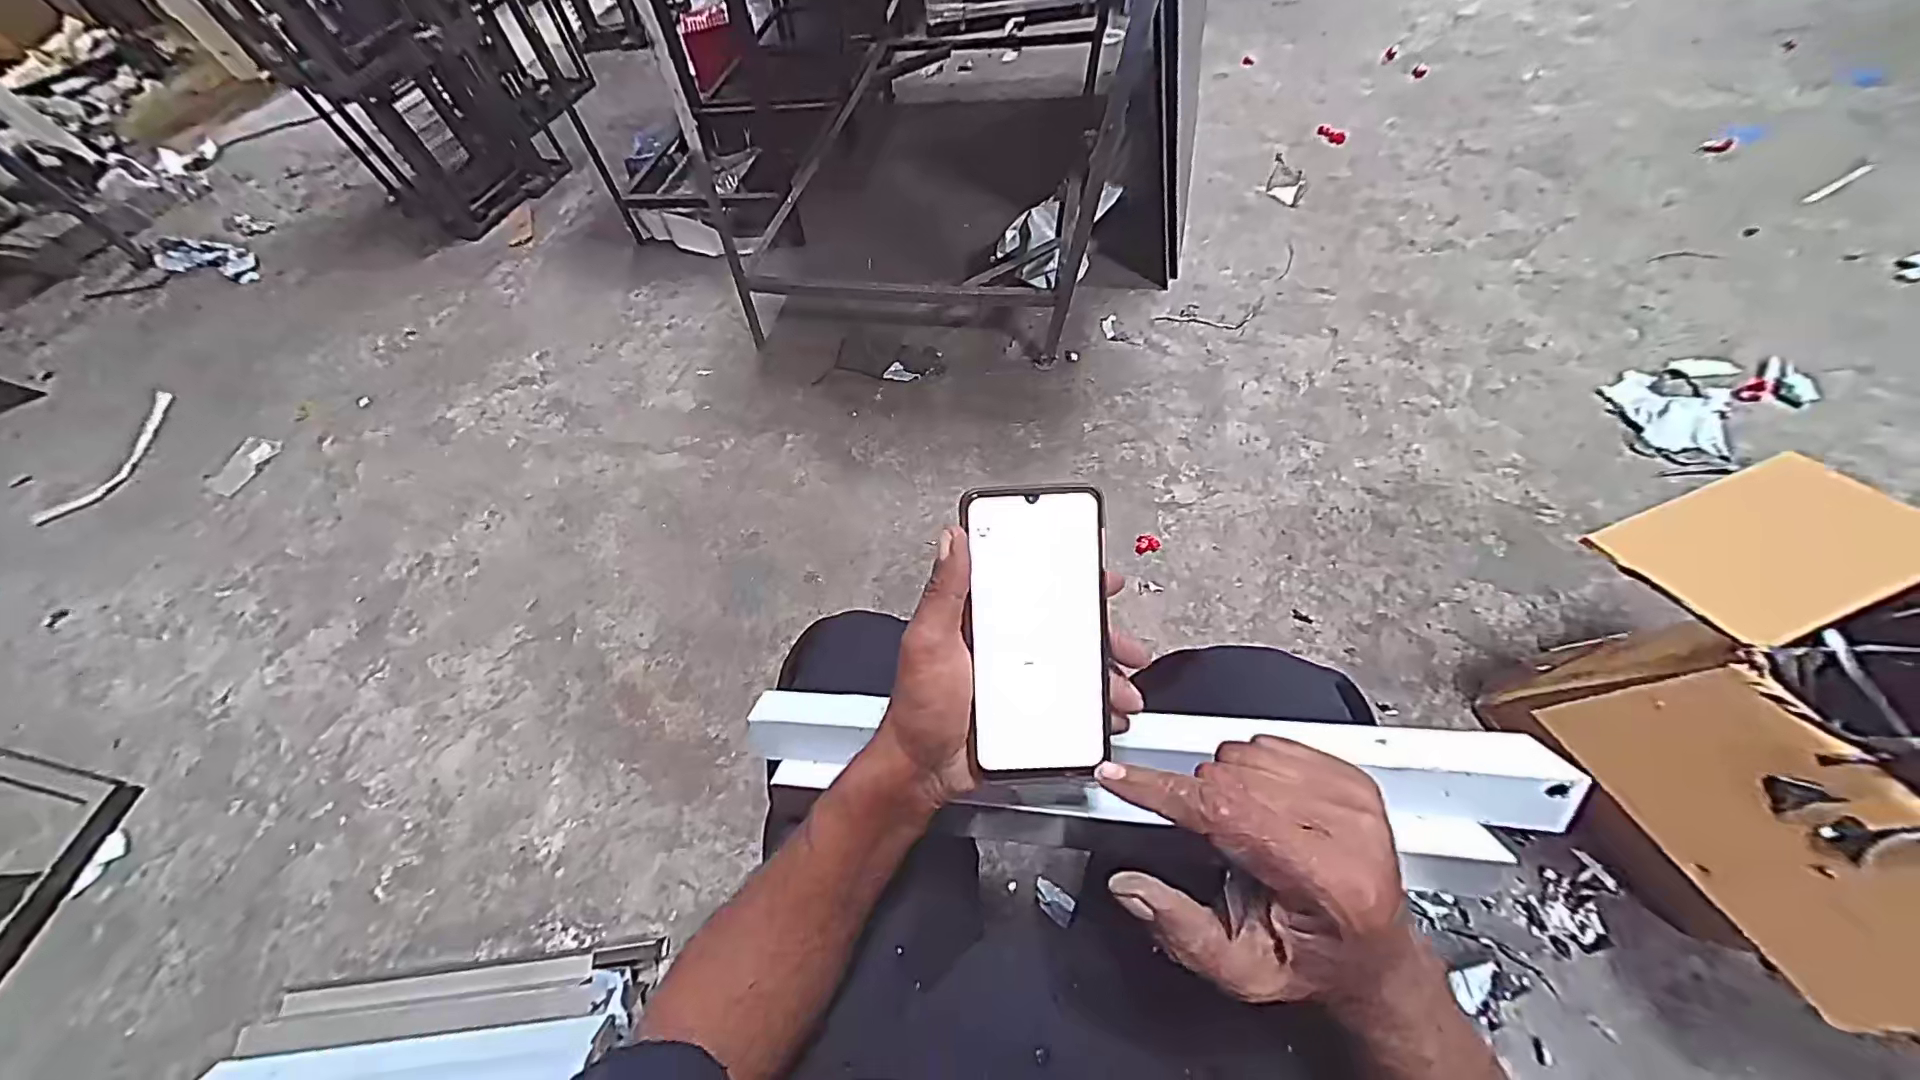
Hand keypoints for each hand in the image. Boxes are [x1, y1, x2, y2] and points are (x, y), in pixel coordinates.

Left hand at [873, 526, 1153, 805]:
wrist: (924, 769)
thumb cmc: (919, 707)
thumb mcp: (929, 642)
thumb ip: (944, 591)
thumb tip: (953, 540)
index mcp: (980, 619)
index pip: (1028, 585)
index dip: (1065, 577)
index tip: (1095, 572)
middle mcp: (1004, 644)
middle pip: (1064, 627)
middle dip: (1102, 633)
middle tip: (1126, 644)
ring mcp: (1019, 676)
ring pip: (1074, 666)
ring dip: (1106, 674)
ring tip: (1124, 691)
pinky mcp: (1028, 707)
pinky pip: (1071, 701)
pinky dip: (1095, 706)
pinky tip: (1109, 714)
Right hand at [1095, 737, 1421, 1008]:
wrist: (1374, 957)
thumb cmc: (1315, 963)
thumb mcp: (1243, 971)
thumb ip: (1181, 929)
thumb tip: (1130, 886)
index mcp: (1328, 881)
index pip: (1224, 810)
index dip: (1161, 789)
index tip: (1121, 779)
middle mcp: (1350, 831)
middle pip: (1227, 776)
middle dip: (1198, 800)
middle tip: (1216, 845)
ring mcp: (1354, 798)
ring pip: (1243, 753)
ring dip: (1225, 782)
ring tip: (1244, 829)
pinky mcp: (1352, 777)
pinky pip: (1267, 743)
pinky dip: (1251, 768)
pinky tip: (1264, 806)